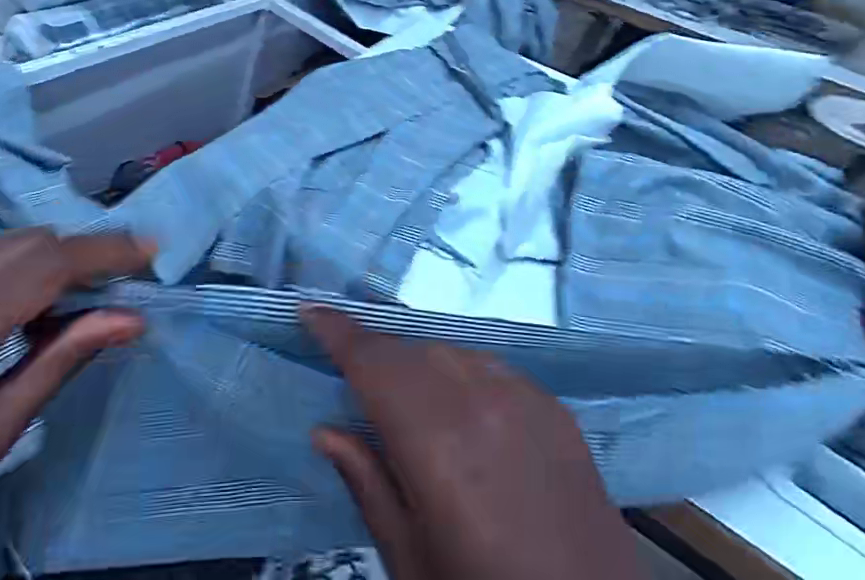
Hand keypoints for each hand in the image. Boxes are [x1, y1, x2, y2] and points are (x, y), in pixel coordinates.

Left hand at [0, 230, 151, 579]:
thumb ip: (60, 364)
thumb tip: (130, 320)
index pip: (43, 268)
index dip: (104, 253)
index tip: (151, 250)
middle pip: (22, 244)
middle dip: (80, 254)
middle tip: (124, 283)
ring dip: (46, 261)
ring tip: (81, 301)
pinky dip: (9, 274)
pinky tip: (22, 314)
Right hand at [304, 306, 646, 579]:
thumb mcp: (412, 558)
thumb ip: (366, 483)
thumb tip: (326, 430)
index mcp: (434, 439)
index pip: (371, 361)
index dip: (335, 331)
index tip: (308, 310)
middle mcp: (478, 400)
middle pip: (406, 350)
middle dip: (373, 354)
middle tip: (354, 377)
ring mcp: (523, 399)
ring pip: (447, 350)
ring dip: (415, 361)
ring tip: (406, 396)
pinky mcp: (555, 409)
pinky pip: (489, 365)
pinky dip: (459, 371)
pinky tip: (459, 405)